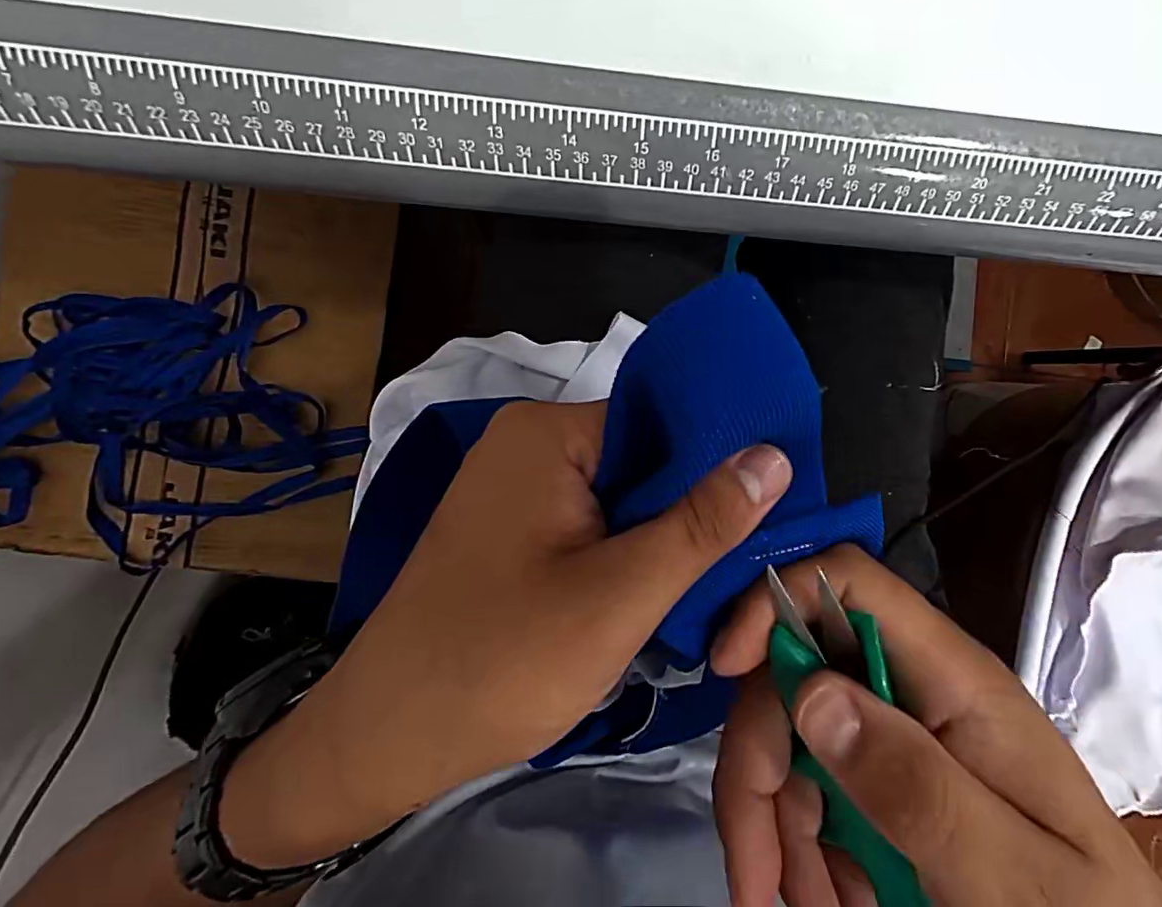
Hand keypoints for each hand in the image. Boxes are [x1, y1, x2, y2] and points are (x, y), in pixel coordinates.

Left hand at [221, 399, 793, 865]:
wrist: (385, 739)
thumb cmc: (502, 660)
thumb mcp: (620, 592)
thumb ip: (703, 522)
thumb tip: (776, 455)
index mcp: (547, 431)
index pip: (662, 422)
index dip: (718, 465)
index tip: (771, 513)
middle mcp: (527, 441)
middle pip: (641, 456)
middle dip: (690, 507)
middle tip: (743, 560)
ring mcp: (514, 484)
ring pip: (619, 493)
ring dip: (658, 535)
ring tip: (703, 581)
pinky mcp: (511, 524)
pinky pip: (589, 519)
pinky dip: (623, 549)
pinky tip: (647, 588)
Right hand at [709, 546, 1161, 906]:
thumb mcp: (1011, 874)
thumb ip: (917, 784)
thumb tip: (809, 691)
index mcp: (954, 677)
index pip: (851, 581)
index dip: (779, 598)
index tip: (726, 666)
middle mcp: (916, 686)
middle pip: (802, 673)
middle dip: (760, 760)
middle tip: (756, 873)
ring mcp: (897, 730)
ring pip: (794, 734)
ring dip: (775, 819)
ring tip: (798, 906)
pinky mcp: (886, 774)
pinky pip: (813, 782)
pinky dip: (799, 842)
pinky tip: (822, 896)